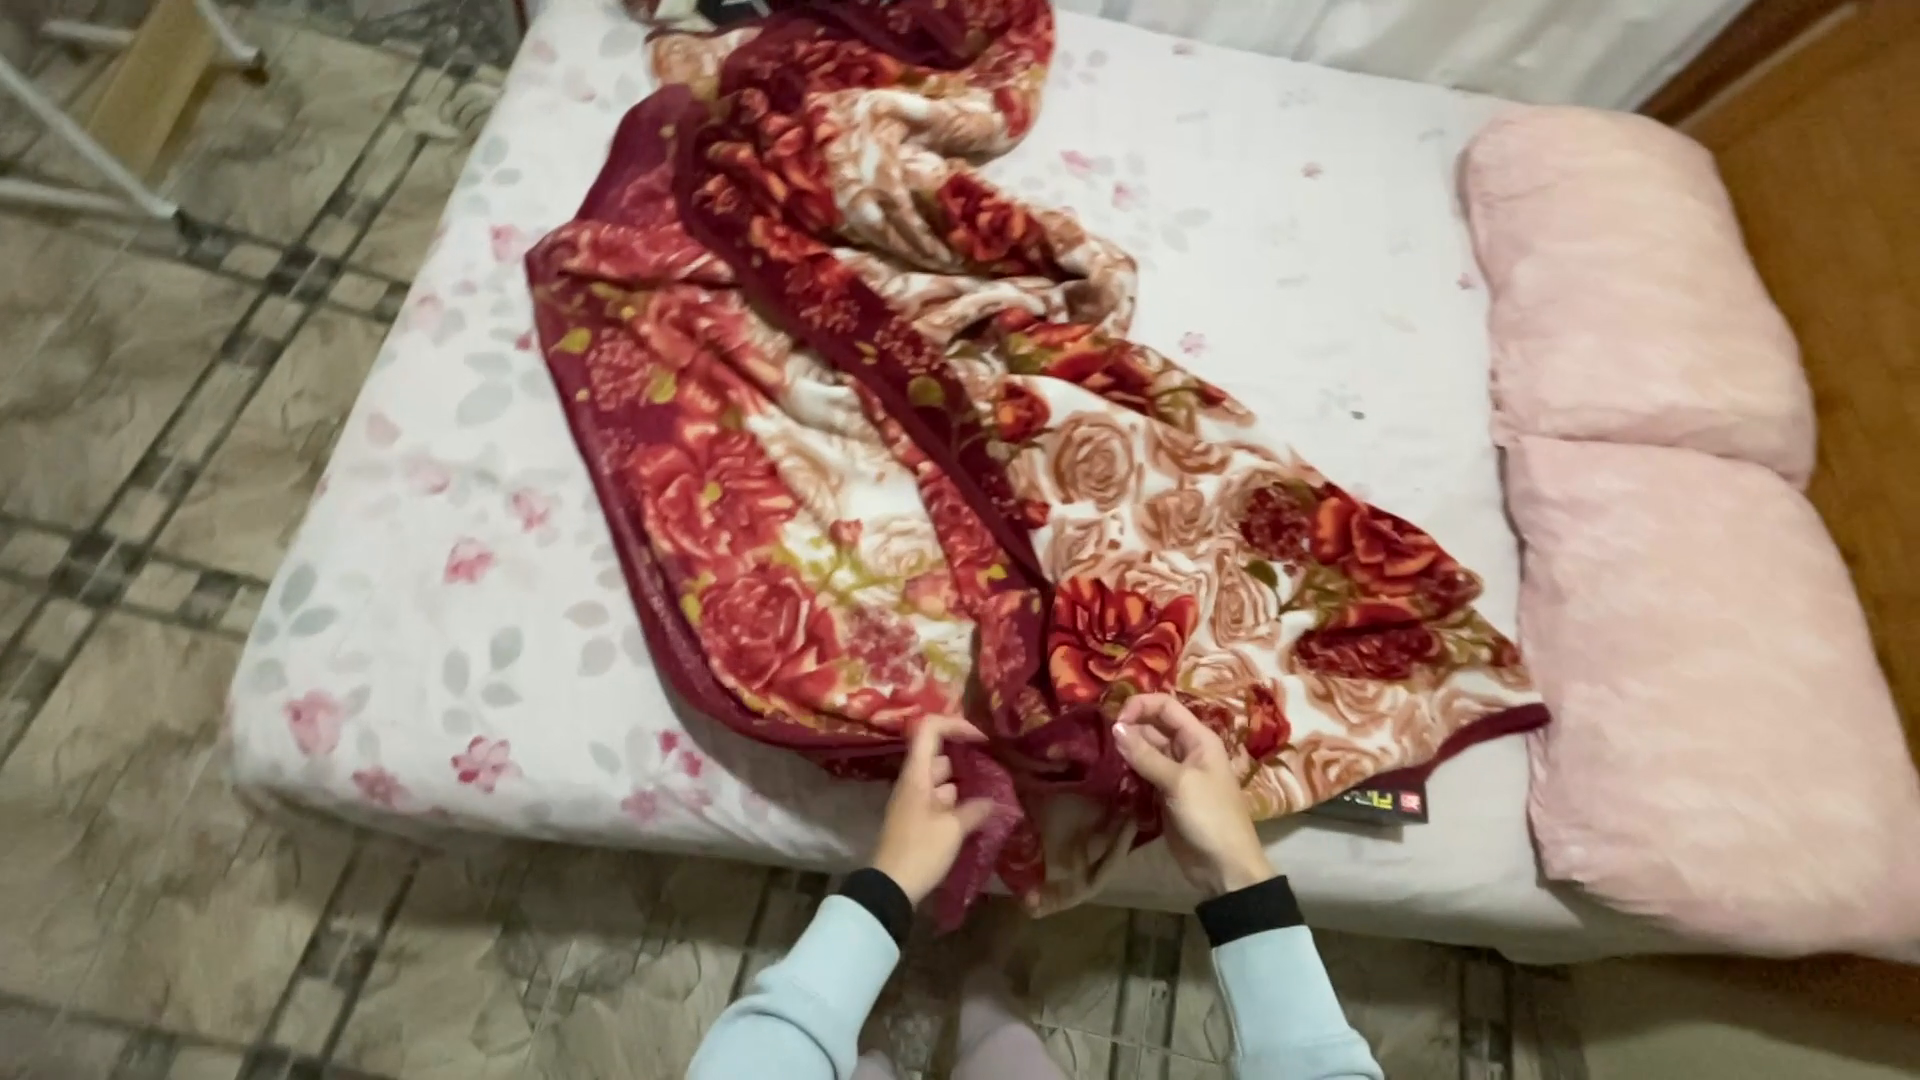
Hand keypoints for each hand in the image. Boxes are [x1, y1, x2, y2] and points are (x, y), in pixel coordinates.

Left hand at [869, 716, 996, 905]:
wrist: (889, 889)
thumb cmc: (920, 851)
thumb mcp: (953, 830)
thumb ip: (975, 810)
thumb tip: (993, 802)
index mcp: (917, 774)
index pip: (930, 729)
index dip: (956, 725)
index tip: (981, 739)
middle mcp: (913, 781)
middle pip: (938, 753)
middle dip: (965, 757)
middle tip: (992, 765)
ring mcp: (913, 800)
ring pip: (941, 778)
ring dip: (963, 781)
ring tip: (991, 789)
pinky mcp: (916, 819)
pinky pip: (939, 799)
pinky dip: (957, 800)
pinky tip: (977, 813)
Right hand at [1113, 694, 1276, 896]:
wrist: (1225, 868)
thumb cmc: (1209, 817)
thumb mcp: (1178, 782)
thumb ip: (1145, 755)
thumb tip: (1115, 728)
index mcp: (1199, 738)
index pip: (1165, 706)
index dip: (1140, 706)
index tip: (1116, 723)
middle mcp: (1187, 749)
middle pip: (1153, 725)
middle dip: (1129, 728)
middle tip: (1103, 741)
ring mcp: (1175, 772)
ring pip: (1146, 749)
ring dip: (1126, 750)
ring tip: (1103, 756)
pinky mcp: (1164, 793)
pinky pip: (1143, 771)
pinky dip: (1129, 770)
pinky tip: (1112, 773)